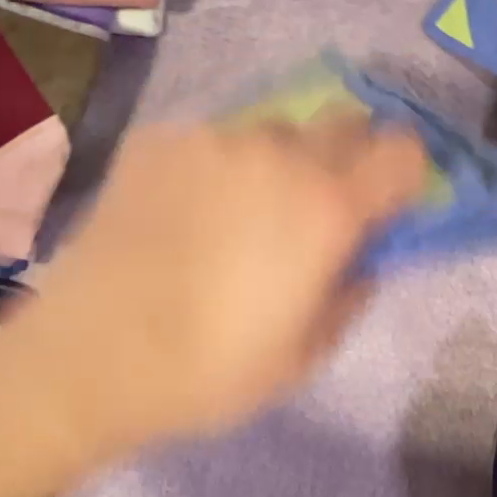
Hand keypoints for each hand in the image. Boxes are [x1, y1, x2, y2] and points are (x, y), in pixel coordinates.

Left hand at [6, 115, 424, 450]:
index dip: (406, 178)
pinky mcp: (155, 141)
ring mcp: (211, 139)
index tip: (387, 210)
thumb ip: (350, 296)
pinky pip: (212, 141)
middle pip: (345, 124)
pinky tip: (184, 215)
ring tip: (240, 217)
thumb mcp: (303, 357)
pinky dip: (218, 168)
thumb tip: (362, 263)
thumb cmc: (208, 372)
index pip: (403, 154)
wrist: (89, 359)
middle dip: (349, 162)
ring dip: (279, 163)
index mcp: (327, 208)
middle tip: (318, 214)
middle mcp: (277, 154)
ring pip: (273, 132)